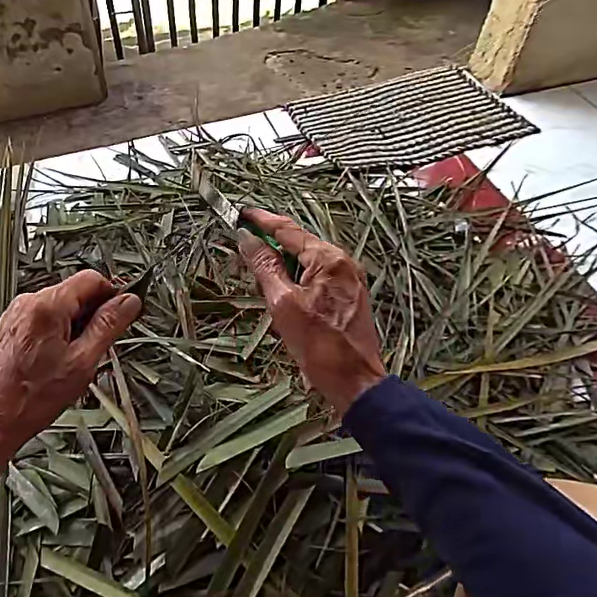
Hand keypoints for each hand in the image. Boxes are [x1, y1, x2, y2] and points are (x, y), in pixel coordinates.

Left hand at [0, 270, 141, 556]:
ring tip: (75, 363)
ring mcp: (16, 315)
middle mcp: (28, 303)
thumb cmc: (27, 399)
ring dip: (76, 328)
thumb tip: (128, 303)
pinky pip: (44, 321)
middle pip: (76, 292)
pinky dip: (58, 336)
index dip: (113, 295)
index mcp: (47, 305)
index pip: (92, 279)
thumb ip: (108, 326)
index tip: (124, 313)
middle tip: (101, 346)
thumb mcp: (82, 362)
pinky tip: (57, 365)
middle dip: (94, 315)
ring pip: (61, 308)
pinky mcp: (10, 329)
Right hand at [236, 207, 386, 416]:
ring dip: (283, 265)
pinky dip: (296, 278)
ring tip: (260, 276)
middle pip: (299, 244)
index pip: (289, 230)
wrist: (355, 382)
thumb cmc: (320, 346)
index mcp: (329, 259)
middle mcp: (343, 263)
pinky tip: (282, 293)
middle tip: (244, 247)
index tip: (242, 214)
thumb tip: (247, 240)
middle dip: (271, 245)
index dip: (262, 221)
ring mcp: (349, 279)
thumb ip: (265, 266)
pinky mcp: (348, 296)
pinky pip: (317, 276)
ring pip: (307, 261)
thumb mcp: (282, 303)